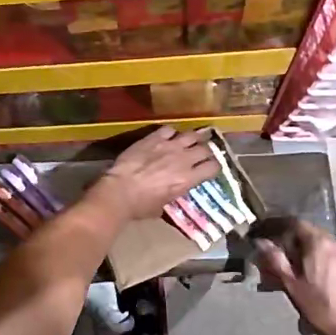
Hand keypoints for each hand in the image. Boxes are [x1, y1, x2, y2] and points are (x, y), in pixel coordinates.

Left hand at [89, 126, 219, 219]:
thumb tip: (175, 190)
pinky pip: (168, 129)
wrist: (120, 190)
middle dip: (207, 150)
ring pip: (191, 135)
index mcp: (188, 179)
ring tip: (192, 139)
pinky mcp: (152, 138)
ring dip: (194, 137)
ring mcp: (168, 146)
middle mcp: (183, 159)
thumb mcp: (165, 205)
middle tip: (203, 152)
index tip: (211, 167)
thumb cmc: (141, 205)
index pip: (213, 167)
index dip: (214, 166)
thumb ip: (175, 193)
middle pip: (205, 149)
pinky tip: (168, 136)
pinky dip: (171, 132)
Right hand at [253, 220, 335, 334]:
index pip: (297, 224)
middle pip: (314, 235)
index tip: (276, 243)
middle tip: (292, 263)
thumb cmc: (321, 307)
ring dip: (318, 255)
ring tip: (312, 275)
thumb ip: (275, 260)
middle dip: (300, 245)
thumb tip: (261, 242)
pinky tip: (332, 283)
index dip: (283, 231)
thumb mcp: (292, 285)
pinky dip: (334, 265)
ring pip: (330, 248)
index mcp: (318, 243)